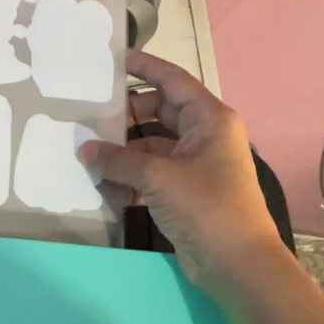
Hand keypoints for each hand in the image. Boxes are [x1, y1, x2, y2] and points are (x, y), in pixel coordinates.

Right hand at [81, 49, 292, 296]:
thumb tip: (86, 150)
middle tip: (89, 109)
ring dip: (123, 151)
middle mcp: (205, 136)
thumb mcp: (157, 177)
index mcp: (210, 119)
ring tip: (87, 150)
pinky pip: (151, 173)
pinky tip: (103, 185)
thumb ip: (117, 159)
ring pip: (151, 145)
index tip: (115, 58)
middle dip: (125, 114)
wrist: (238, 266)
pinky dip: (130, 177)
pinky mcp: (185, 192)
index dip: (145, 67)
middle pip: (158, 112)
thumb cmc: (206, 207)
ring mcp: (195, 165)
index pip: (173, 80)